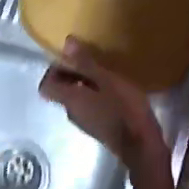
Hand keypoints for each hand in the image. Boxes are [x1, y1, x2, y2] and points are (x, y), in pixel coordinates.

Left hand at [40, 38, 163, 172]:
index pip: (46, 86)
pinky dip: (96, 96)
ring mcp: (86, 122)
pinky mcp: (99, 128)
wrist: (141, 145)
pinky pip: (89, 107)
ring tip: (106, 73)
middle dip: (73, 74)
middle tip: (93, 61)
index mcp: (70, 100)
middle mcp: (72, 112)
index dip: (54, 70)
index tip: (72, 59)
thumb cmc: (124, 109)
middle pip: (62, 92)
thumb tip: (66, 43)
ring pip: (77, 99)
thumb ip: (86, 63)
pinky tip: (115, 90)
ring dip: (86, 85)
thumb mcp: (108, 80)